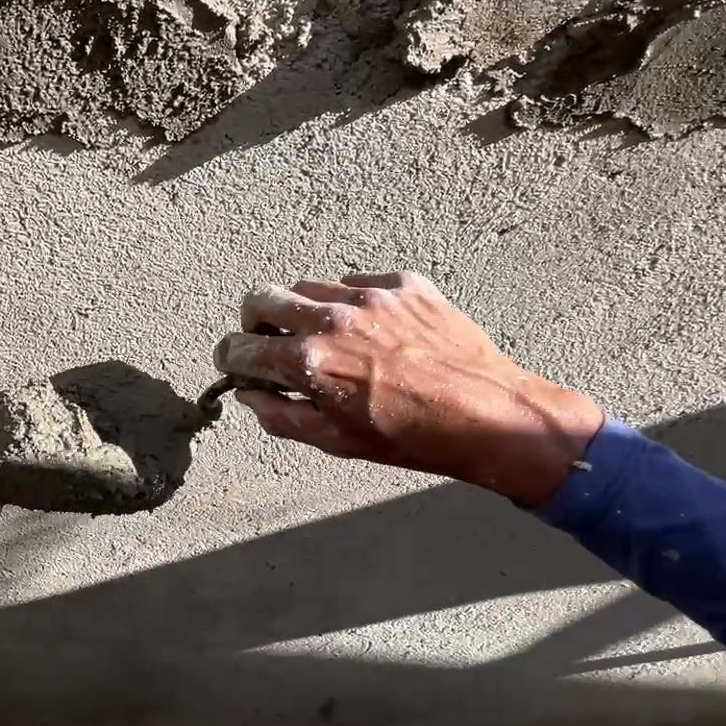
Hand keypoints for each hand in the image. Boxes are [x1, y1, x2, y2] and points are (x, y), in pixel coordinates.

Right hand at [214, 271, 602, 506]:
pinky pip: (355, 283)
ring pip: (306, 287)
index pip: (239, 347)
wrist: (495, 417)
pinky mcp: (402, 285)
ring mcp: (368, 297)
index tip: (237, 365)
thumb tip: (250, 394)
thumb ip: (279, 416)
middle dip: (253, 321)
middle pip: (260, 298)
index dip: (230, 359)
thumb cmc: (414, 438)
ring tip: (328, 336)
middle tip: (270, 340)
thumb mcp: (336, 442)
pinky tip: (372, 329)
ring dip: (303, 312)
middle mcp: (330, 320)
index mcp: (308, 362)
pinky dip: (351, 303)